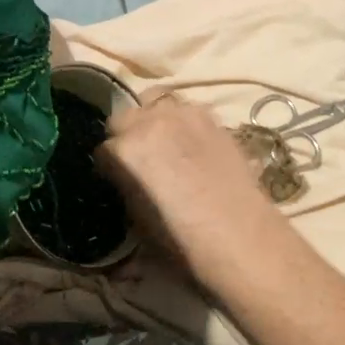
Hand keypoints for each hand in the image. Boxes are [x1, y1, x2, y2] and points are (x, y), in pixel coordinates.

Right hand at [95, 98, 304, 291]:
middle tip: (140, 160)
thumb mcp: (137, 219)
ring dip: (153, 121)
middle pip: (123, 118)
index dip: (109, 166)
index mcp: (124, 150)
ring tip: (166, 146)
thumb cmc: (183, 240)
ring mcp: (182, 114)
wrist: (242, 237)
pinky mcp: (211, 117)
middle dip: (126, 136)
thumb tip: (124, 178)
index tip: (117, 178)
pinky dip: (182, 122)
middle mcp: (149, 122)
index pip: (102, 150)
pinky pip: (185, 110)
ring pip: (154, 104)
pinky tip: (192, 146)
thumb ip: (124, 186)